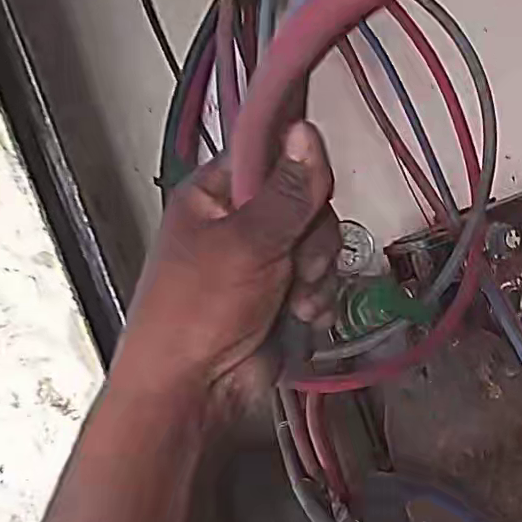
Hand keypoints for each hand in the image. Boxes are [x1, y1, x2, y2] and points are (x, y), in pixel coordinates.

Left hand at [110, 121, 340, 416]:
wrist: (196, 391)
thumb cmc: (199, 311)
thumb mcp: (247, 243)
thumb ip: (288, 191)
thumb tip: (306, 130)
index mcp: (216, 194)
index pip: (271, 155)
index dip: (300, 167)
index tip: (316, 189)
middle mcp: (244, 221)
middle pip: (309, 202)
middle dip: (313, 239)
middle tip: (296, 264)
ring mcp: (268, 258)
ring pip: (323, 243)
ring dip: (317, 275)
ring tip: (295, 300)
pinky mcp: (287, 290)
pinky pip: (324, 278)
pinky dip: (319, 298)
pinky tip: (302, 314)